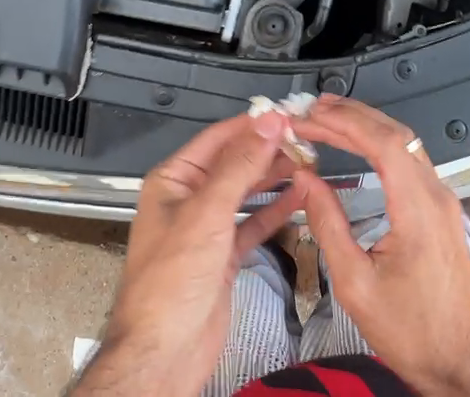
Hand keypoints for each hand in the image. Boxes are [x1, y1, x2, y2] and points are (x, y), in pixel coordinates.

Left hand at [75, 112, 303, 396]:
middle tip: (303, 140)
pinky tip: (298, 198)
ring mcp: (207, 227)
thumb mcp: (207, 214)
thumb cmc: (167, 287)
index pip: (219, 138)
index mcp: (173, 181)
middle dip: (268, 150)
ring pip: (247, 190)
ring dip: (275, 177)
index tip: (286, 115)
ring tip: (306, 162)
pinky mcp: (224, 254)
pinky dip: (276, 209)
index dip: (253, 125)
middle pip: (235, 162)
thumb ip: (240, 166)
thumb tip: (266, 125)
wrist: (163, 353)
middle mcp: (189, 200)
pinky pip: (254, 222)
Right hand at [293, 98, 469, 396]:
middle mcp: (437, 195)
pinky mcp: (442, 210)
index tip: (313, 115)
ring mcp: (444, 201)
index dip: (345, 122)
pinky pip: (411, 162)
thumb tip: (306, 181)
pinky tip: (360, 146)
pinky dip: (381, 145)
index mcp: (419, 208)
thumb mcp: (356, 283)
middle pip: (395, 135)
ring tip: (330, 118)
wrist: (462, 361)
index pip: (384, 142)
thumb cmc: (412, 330)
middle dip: (352, 116)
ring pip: (405, 145)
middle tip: (313, 108)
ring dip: (367, 126)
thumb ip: (328, 224)